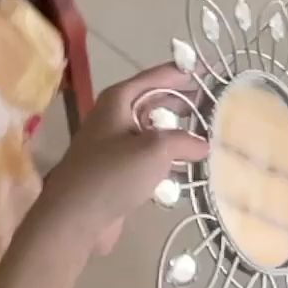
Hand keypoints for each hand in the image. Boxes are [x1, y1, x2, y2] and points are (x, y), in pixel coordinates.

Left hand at [40, 65, 208, 252]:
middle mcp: (115, 116)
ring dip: (177, 135)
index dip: (179, 72)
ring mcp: (115, 144)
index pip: (154, 77)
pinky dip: (167, 160)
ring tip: (208, 138)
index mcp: (119, 100)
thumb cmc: (113, 173)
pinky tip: (189, 170)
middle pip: (154, 102)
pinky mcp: (118, 171)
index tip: (205, 70)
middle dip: (181, 103)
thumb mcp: (155, 149)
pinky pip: (148, 158)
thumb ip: (183, 140)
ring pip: (152, 131)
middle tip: (212, 107)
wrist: (75, 217)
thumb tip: (202, 144)